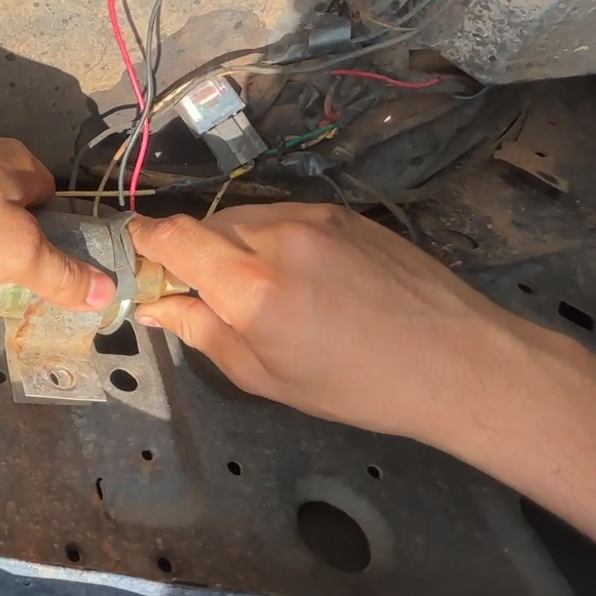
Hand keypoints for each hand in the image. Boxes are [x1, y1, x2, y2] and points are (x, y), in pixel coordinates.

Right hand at [129, 204, 567, 444]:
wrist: (460, 361)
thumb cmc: (354, 385)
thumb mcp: (261, 375)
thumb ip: (197, 331)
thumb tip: (150, 305)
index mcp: (249, 286)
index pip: (168, 236)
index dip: (141, 243)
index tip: (136, 262)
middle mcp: (273, 236)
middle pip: (199, 226)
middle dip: (187, 254)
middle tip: (202, 293)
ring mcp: (309, 216)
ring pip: (237, 219)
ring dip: (227, 246)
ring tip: (257, 288)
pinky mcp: (338, 210)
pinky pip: (276, 216)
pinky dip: (265, 239)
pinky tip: (296, 274)